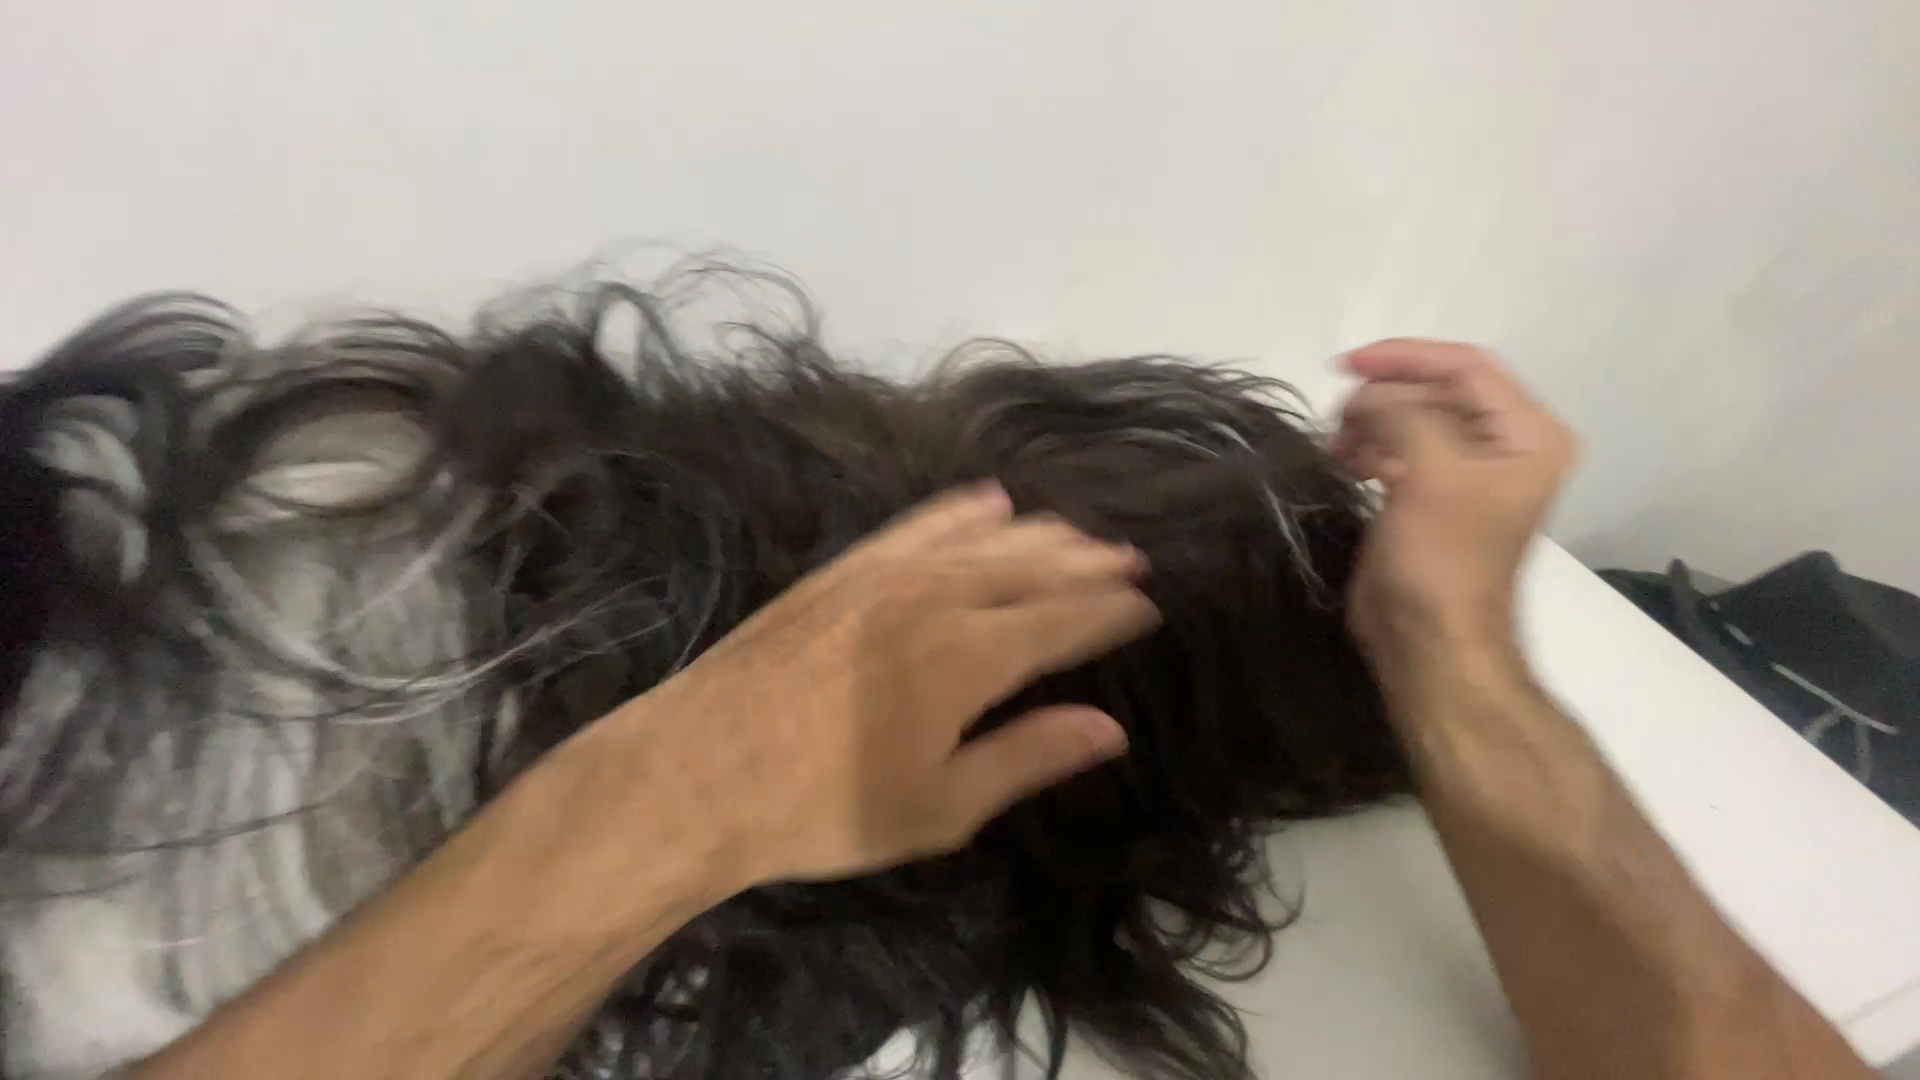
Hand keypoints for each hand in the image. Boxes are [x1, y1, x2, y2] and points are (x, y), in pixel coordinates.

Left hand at [627, 483, 1161, 886]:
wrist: (696, 771)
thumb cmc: (824, 806)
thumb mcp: (940, 806)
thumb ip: (1028, 756)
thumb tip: (1110, 729)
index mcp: (970, 656)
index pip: (1064, 620)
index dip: (1113, 612)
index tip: (1147, 606)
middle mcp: (936, 596)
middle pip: (1032, 567)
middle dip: (1088, 562)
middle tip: (1128, 559)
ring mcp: (885, 573)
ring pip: (983, 538)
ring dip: (1039, 534)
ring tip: (1079, 532)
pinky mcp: (844, 569)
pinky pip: (918, 524)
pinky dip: (961, 511)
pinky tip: (989, 501)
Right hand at [1329, 339, 1576, 666]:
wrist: (1427, 637)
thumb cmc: (1440, 559)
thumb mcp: (1431, 476)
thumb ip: (1404, 416)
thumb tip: (1366, 396)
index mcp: (1527, 435)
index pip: (1466, 367)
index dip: (1405, 358)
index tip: (1344, 366)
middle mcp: (1503, 446)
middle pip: (1436, 391)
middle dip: (1382, 396)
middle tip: (1336, 418)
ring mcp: (1464, 472)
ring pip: (1411, 419)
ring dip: (1369, 422)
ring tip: (1335, 445)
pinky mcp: (1428, 495)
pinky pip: (1397, 449)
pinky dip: (1368, 447)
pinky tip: (1343, 461)